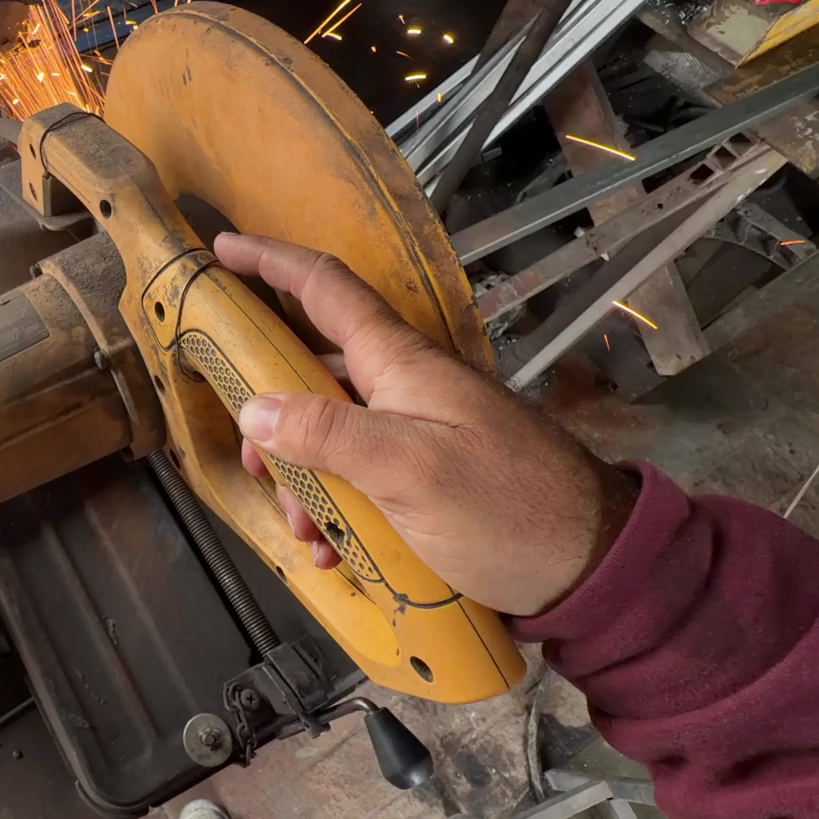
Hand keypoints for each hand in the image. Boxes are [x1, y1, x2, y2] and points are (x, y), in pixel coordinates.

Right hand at [212, 233, 634, 616]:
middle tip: (253, 464)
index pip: (324, 288)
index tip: (223, 249)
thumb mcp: (408, 471)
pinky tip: (335, 548)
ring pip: (325, 429)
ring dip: (301, 477)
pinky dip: (332, 505)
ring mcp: (411, 427)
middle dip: (270, 415)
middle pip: (310, 370)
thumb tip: (253, 410)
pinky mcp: (420, 469)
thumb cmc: (505, 509)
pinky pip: (353, 470)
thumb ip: (328, 434)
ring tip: (307, 529)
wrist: (595, 569)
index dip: (271, 262)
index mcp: (398, 362)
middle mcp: (399, 384)